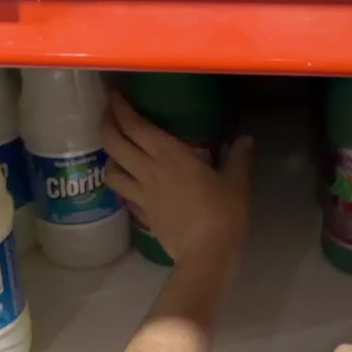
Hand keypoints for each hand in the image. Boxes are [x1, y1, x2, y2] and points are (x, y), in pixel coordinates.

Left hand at [102, 92, 251, 271]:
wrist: (206, 254)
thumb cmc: (223, 213)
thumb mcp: (237, 182)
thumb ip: (240, 158)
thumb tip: (246, 139)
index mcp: (170, 155)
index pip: (135, 126)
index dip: (121, 109)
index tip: (115, 96)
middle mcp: (149, 170)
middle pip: (114, 144)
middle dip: (106, 125)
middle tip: (108, 115)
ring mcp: (142, 195)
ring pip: (111, 172)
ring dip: (109, 159)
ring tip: (116, 154)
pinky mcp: (143, 215)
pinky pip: (125, 196)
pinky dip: (124, 187)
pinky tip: (131, 186)